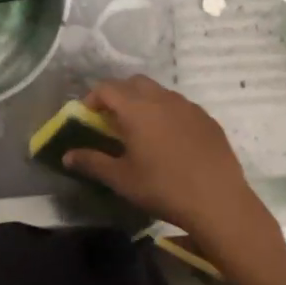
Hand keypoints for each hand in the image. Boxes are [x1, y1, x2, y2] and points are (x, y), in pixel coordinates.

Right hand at [64, 77, 285, 277]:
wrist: (218, 201)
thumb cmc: (163, 188)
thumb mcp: (121, 179)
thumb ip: (91, 162)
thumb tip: (67, 156)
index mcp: (136, 109)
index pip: (107, 88)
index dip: (92, 98)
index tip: (88, 117)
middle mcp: (162, 99)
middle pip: (133, 83)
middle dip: (118, 94)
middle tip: (112, 120)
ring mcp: (188, 107)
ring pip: (159, 92)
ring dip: (144, 101)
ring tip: (141, 129)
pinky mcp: (207, 119)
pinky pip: (180, 106)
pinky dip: (167, 113)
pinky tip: (170, 140)